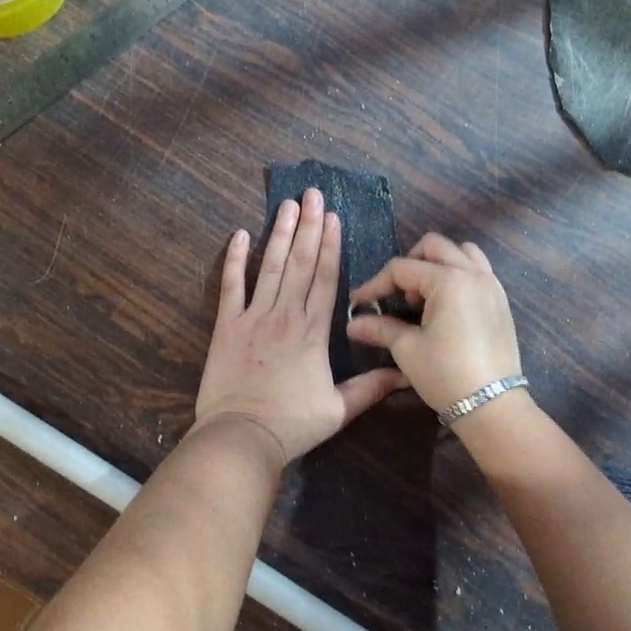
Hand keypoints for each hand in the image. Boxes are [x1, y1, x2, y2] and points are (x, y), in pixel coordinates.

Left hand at [194, 188, 407, 466]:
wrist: (241, 437)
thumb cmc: (292, 425)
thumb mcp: (338, 409)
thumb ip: (370, 387)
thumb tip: (404, 374)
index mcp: (313, 332)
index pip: (325, 278)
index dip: (329, 245)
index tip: (333, 217)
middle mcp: (285, 315)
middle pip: (300, 262)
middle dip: (308, 226)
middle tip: (312, 193)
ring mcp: (253, 317)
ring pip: (270, 266)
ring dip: (279, 233)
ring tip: (287, 203)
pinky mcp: (226, 326)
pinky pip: (231, 285)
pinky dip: (234, 259)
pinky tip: (239, 234)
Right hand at [345, 235, 521, 414]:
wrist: (493, 406)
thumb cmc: (445, 374)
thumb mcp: (407, 349)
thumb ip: (380, 328)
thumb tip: (353, 324)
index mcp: (448, 281)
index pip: (402, 269)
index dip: (376, 285)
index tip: (360, 303)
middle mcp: (473, 273)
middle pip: (434, 247)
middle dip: (409, 264)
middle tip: (397, 294)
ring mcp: (491, 285)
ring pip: (462, 252)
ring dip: (438, 263)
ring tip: (425, 294)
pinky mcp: (501, 300)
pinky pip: (478, 270)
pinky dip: (459, 274)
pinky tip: (446, 304)